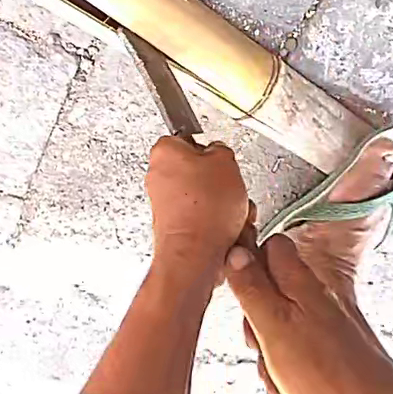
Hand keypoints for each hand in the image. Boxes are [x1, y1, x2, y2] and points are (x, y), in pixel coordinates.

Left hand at [144, 136, 248, 269]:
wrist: (195, 254)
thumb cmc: (203, 210)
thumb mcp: (226, 162)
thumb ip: (221, 149)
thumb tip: (219, 153)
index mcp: (164, 150)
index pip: (190, 139)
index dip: (211, 151)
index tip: (220, 160)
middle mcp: (158, 175)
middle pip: (200, 172)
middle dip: (222, 184)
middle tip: (231, 190)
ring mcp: (165, 203)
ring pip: (206, 198)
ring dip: (225, 207)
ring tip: (234, 215)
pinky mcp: (174, 226)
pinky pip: (203, 219)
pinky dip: (218, 225)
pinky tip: (228, 232)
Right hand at [225, 235, 392, 393]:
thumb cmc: (328, 376)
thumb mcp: (273, 327)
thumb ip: (252, 287)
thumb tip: (235, 252)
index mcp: (302, 282)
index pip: (272, 245)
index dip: (250, 260)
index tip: (237, 286)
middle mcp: (318, 297)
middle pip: (273, 286)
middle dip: (255, 313)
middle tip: (255, 338)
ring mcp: (330, 324)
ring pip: (283, 321)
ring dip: (270, 346)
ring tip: (275, 371)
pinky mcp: (336, 352)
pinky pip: (300, 348)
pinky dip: (289, 366)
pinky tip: (290, 388)